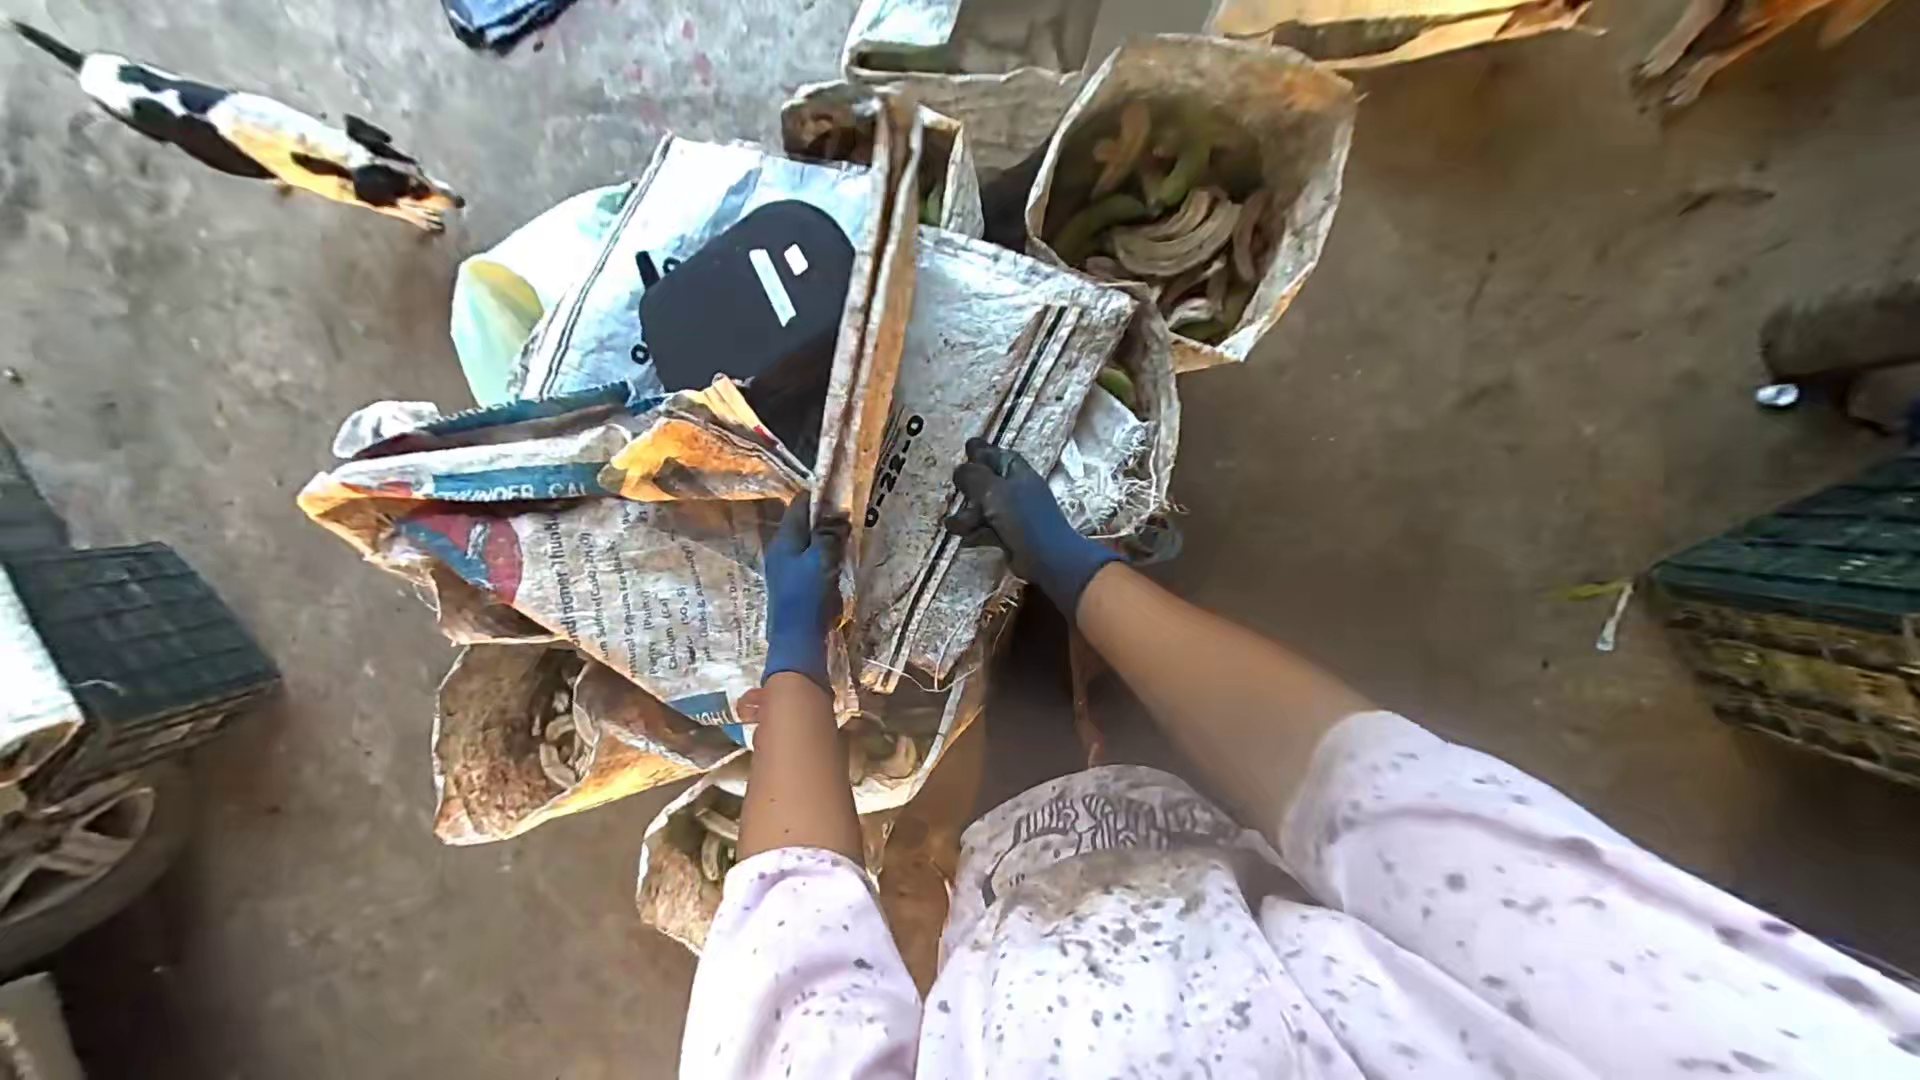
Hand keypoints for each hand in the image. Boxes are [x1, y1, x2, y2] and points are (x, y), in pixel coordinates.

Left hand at [763, 496, 848, 688]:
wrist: (796, 640)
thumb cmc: (808, 596)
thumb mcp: (822, 559)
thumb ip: (829, 533)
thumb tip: (838, 512)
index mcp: (784, 540)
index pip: (798, 505)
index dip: (818, 496)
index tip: (840, 493)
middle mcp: (779, 551)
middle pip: (801, 524)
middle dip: (823, 518)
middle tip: (848, 516)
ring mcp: (783, 570)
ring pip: (805, 544)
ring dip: (823, 539)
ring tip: (845, 538)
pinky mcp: (791, 585)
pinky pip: (808, 561)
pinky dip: (821, 556)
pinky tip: (835, 563)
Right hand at [944, 438, 1120, 618]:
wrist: (1047, 558)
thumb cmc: (1022, 518)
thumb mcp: (994, 492)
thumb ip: (973, 478)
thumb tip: (959, 470)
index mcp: (1018, 473)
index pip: (998, 456)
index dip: (982, 451)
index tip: (967, 446)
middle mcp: (1017, 490)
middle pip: (988, 483)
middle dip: (970, 488)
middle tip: (955, 488)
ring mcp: (1014, 515)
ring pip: (984, 508)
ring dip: (968, 516)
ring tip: (955, 525)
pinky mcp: (1010, 536)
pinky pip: (987, 528)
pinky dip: (976, 532)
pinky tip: (965, 537)